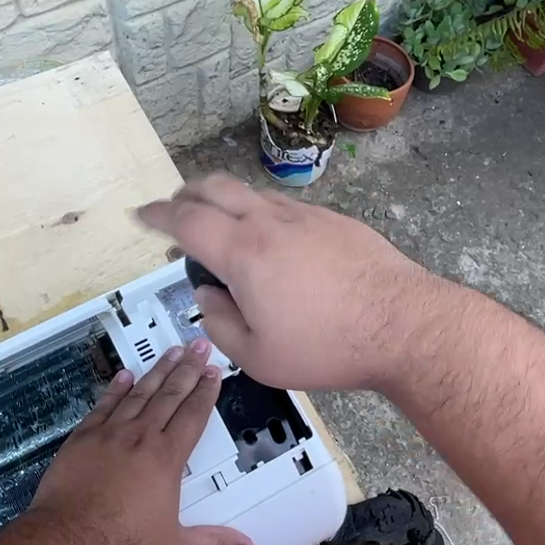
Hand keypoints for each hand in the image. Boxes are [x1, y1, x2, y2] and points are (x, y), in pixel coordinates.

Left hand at [25, 338, 252, 544]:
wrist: (66, 544)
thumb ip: (212, 543)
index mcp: (166, 459)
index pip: (193, 415)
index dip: (206, 391)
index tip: (213, 373)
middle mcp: (140, 438)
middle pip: (170, 394)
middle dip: (188, 368)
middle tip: (199, 346)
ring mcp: (109, 434)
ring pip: (139, 393)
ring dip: (158, 371)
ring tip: (171, 352)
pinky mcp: (82, 439)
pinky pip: (104, 405)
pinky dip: (115, 389)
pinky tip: (124, 376)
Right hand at [136, 173, 449, 392]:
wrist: (403, 326)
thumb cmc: (327, 347)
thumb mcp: (257, 357)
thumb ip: (219, 323)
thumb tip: (208, 295)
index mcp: (243, 252)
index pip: (185, 220)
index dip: (156, 215)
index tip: (140, 215)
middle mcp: (270, 221)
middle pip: (214, 186)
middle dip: (185, 195)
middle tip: (174, 214)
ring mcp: (305, 216)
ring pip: (251, 193)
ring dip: (225, 203)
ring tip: (223, 231)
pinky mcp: (334, 220)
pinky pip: (284, 206)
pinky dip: (261, 214)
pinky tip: (272, 242)